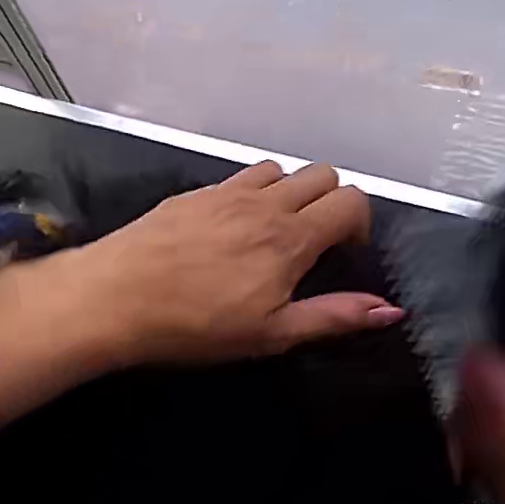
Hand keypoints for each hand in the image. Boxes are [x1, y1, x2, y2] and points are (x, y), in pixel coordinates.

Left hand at [40, 162, 405, 364]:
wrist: (115, 297)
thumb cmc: (196, 324)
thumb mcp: (271, 334)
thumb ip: (334, 316)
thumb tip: (390, 311)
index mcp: (291, 238)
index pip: (351, 201)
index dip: (359, 223)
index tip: (345, 252)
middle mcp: (265, 203)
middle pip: (322, 174)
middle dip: (331, 201)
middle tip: (315, 241)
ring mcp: (226, 192)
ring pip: (280, 169)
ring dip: (291, 192)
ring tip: (274, 231)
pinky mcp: (194, 193)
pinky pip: (239, 176)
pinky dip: (252, 191)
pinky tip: (231, 226)